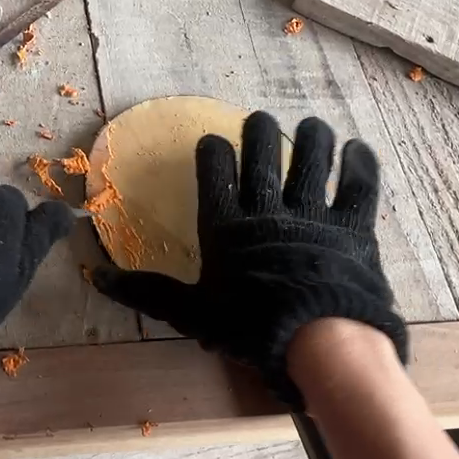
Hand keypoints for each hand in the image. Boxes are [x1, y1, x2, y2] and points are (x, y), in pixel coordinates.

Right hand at [91, 111, 406, 405]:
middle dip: (259, 132)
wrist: (318, 341)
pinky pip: (358, 187)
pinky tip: (357, 147)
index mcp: (226, 226)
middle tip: (259, 118)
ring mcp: (312, 215)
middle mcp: (267, 210)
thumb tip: (98, 278)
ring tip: (310, 124)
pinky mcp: (352, 228)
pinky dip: (360, 164)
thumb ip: (147, 291)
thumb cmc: (248, 326)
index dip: (214, 152)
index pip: (215, 173)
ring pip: (311, 162)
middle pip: (262, 157)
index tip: (213, 141)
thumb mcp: (190, 311)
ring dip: (311, 138)